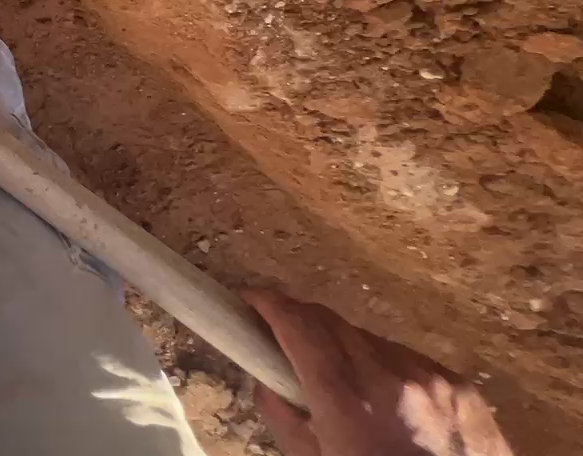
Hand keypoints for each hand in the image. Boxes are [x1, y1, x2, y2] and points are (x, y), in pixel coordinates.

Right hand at [246, 291, 512, 455]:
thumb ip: (278, 410)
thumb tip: (264, 373)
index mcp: (345, 396)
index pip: (294, 321)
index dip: (265, 302)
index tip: (247, 301)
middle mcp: (388, 375)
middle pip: (326, 318)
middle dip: (298, 319)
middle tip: (284, 336)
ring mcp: (431, 379)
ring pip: (365, 336)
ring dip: (342, 344)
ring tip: (345, 378)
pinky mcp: (463, 388)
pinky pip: (406, 357)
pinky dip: (384, 364)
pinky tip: (390, 397)